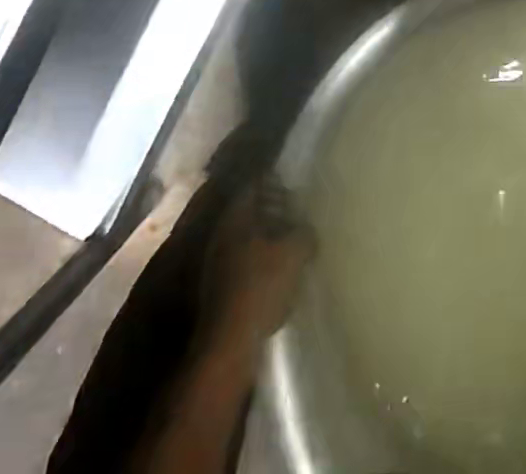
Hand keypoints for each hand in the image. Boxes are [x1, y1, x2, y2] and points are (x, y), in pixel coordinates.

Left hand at [198, 177, 314, 356]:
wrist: (230, 342)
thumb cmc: (262, 287)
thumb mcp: (294, 253)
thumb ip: (304, 234)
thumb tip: (306, 231)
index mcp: (236, 220)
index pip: (253, 186)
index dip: (272, 181)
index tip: (291, 181)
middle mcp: (222, 236)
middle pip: (249, 211)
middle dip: (272, 209)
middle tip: (297, 210)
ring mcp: (219, 262)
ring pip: (248, 237)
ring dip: (269, 235)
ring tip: (295, 240)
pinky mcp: (222, 287)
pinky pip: (246, 260)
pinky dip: (264, 257)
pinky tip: (282, 268)